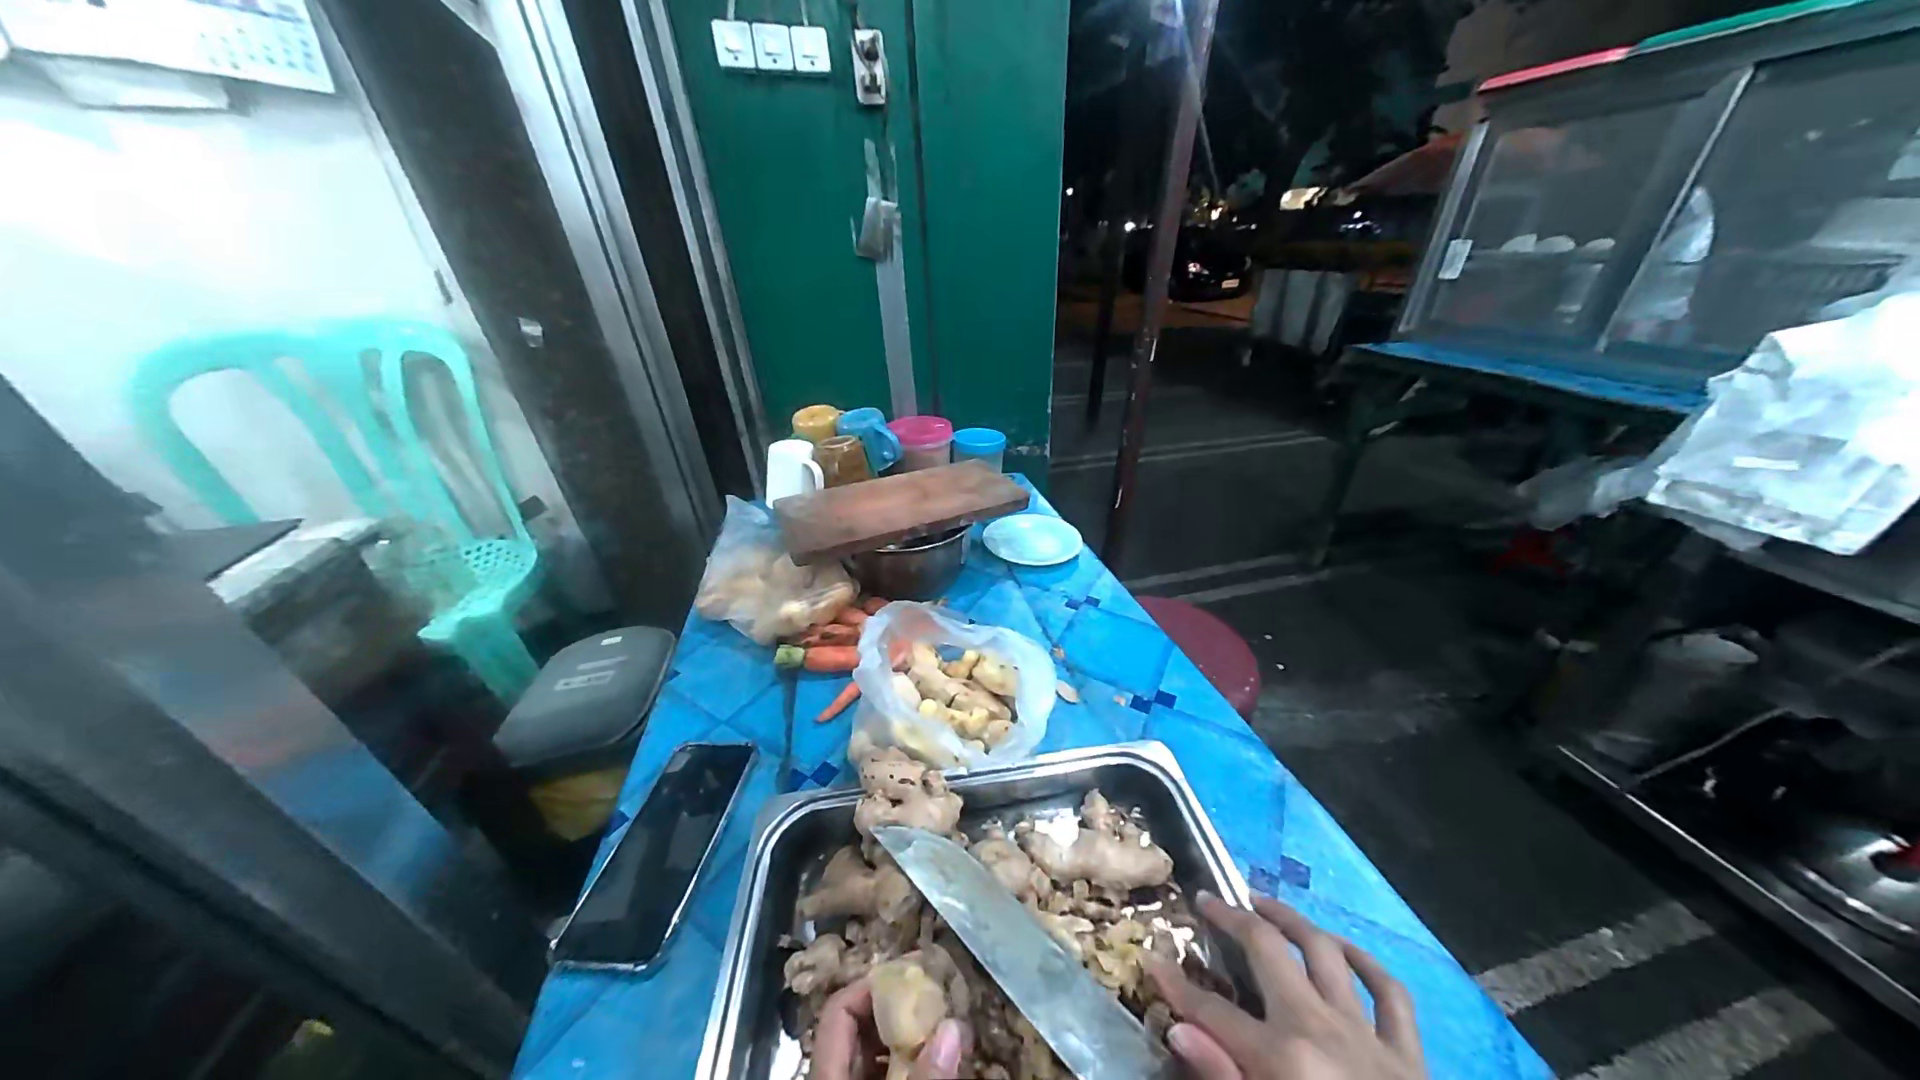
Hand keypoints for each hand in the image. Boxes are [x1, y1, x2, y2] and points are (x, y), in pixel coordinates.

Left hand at [812, 977, 971, 1079]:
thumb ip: (923, 1077)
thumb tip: (952, 1026)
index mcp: (826, 1072)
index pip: (838, 1009)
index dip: (869, 987)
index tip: (910, 976)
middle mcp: (836, 1075)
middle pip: (861, 1026)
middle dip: (899, 1007)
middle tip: (937, 993)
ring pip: (878, 1051)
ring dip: (911, 1034)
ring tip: (948, 1023)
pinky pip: (890, 1072)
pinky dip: (913, 1062)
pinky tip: (942, 1060)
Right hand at [1147, 892, 1426, 1079]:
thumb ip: (1222, 1078)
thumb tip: (1179, 1030)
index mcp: (1281, 1057)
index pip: (1211, 1009)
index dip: (1176, 984)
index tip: (1152, 960)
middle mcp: (1317, 1027)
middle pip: (1266, 949)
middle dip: (1231, 917)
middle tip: (1208, 900)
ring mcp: (1365, 1034)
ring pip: (1323, 951)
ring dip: (1290, 919)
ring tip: (1262, 902)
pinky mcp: (1408, 1054)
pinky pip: (1389, 993)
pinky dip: (1365, 962)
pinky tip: (1340, 947)